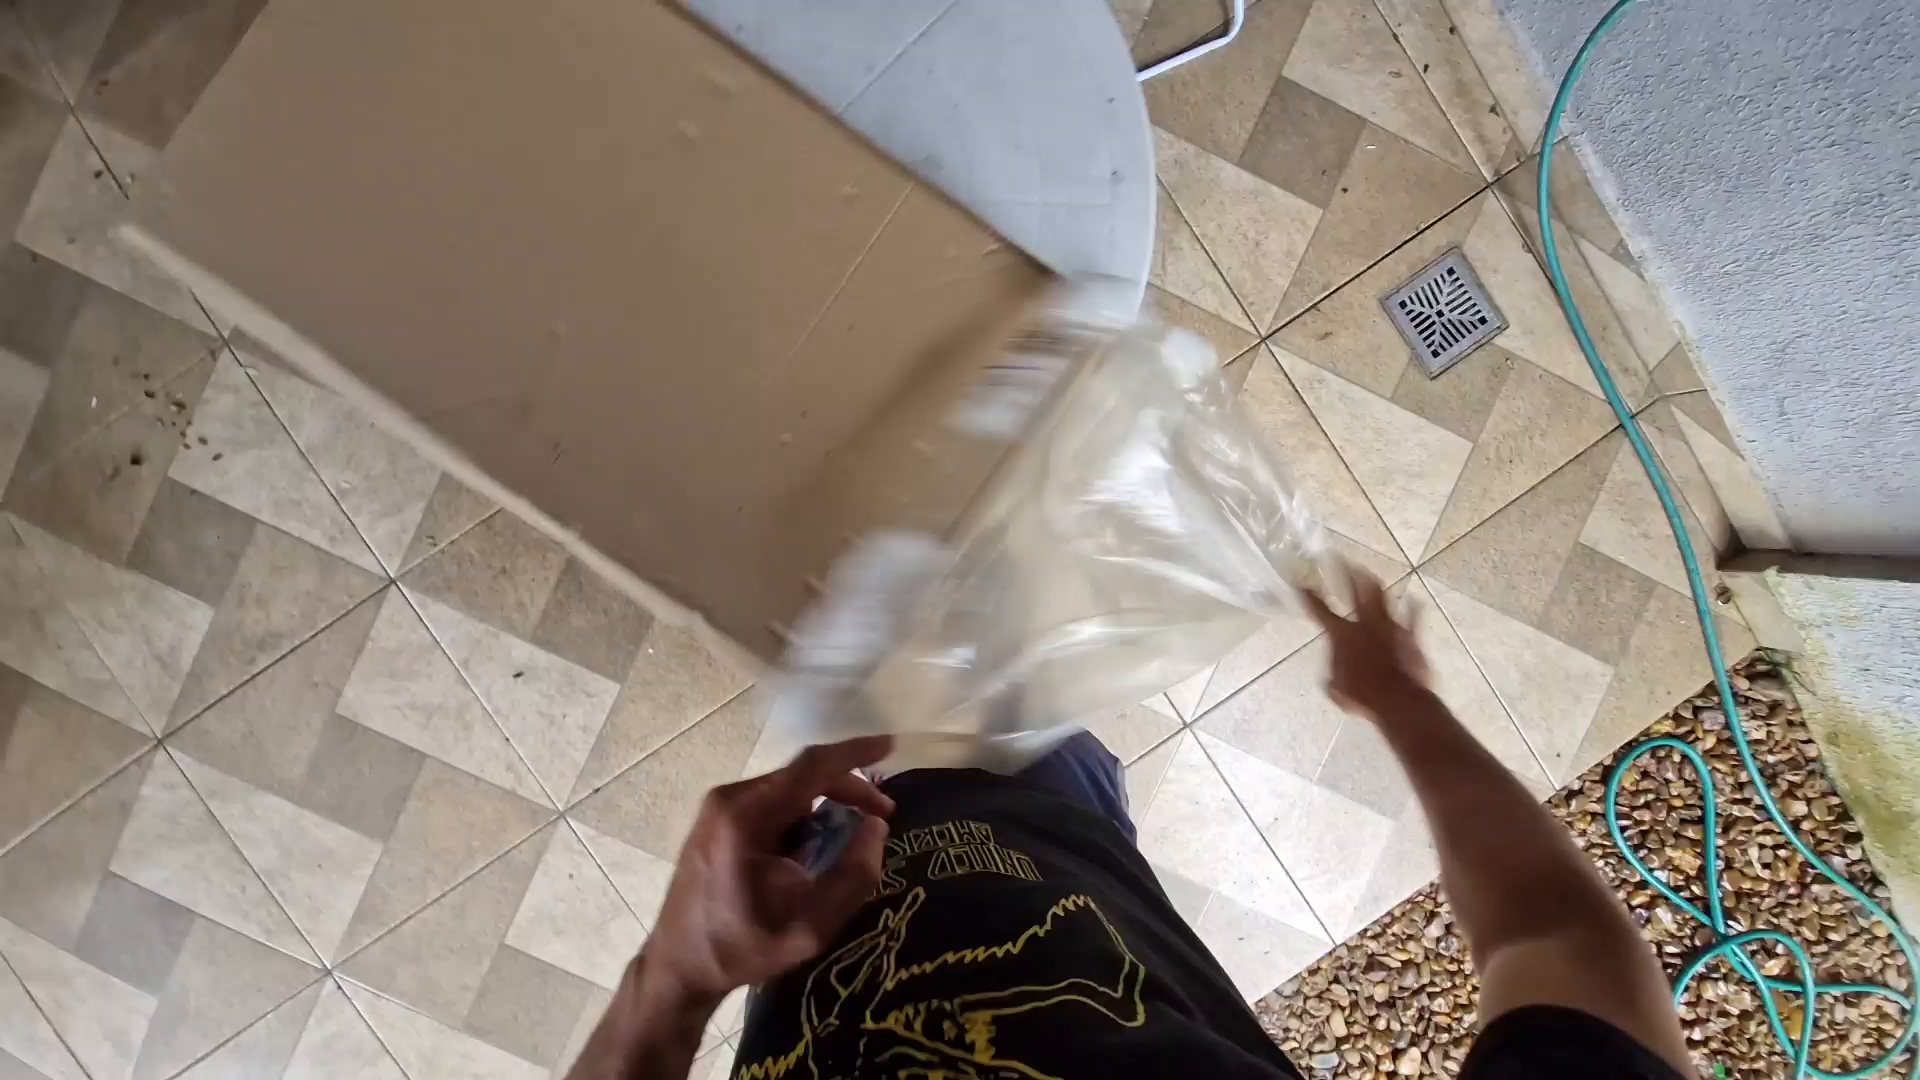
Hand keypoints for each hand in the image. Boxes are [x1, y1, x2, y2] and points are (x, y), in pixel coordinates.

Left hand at [642, 735, 894, 1005]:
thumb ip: (852, 877)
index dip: (854, 753)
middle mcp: (730, 799)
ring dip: (825, 803)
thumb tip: (876, 826)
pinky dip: (803, 813)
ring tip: (851, 835)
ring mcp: (720, 806)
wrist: (676, 969)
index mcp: (747, 817)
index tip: (889, 745)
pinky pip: (774, 800)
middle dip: (847, 788)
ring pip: (790, 787)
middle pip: (803, 775)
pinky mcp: (718, 817)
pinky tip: (814, 846)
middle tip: (882, 814)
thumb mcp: (808, 928)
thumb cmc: (741, 949)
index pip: (811, 766)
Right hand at [1303, 569, 1431, 716]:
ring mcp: (1388, 627)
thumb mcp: (1335, 686)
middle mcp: (1364, 624)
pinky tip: (1416, 600)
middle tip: (1339, 558)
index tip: (1300, 582)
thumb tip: (1334, 672)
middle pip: (1353, 592)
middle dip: (1344, 573)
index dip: (1308, 595)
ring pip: (1380, 597)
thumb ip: (1333, 671)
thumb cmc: (1361, 696)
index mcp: (1341, 635)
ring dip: (1373, 584)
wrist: (1398, 700)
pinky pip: (1413, 618)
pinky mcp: (1410, 636)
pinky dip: (1414, 608)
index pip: (1319, 609)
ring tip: (1367, 572)